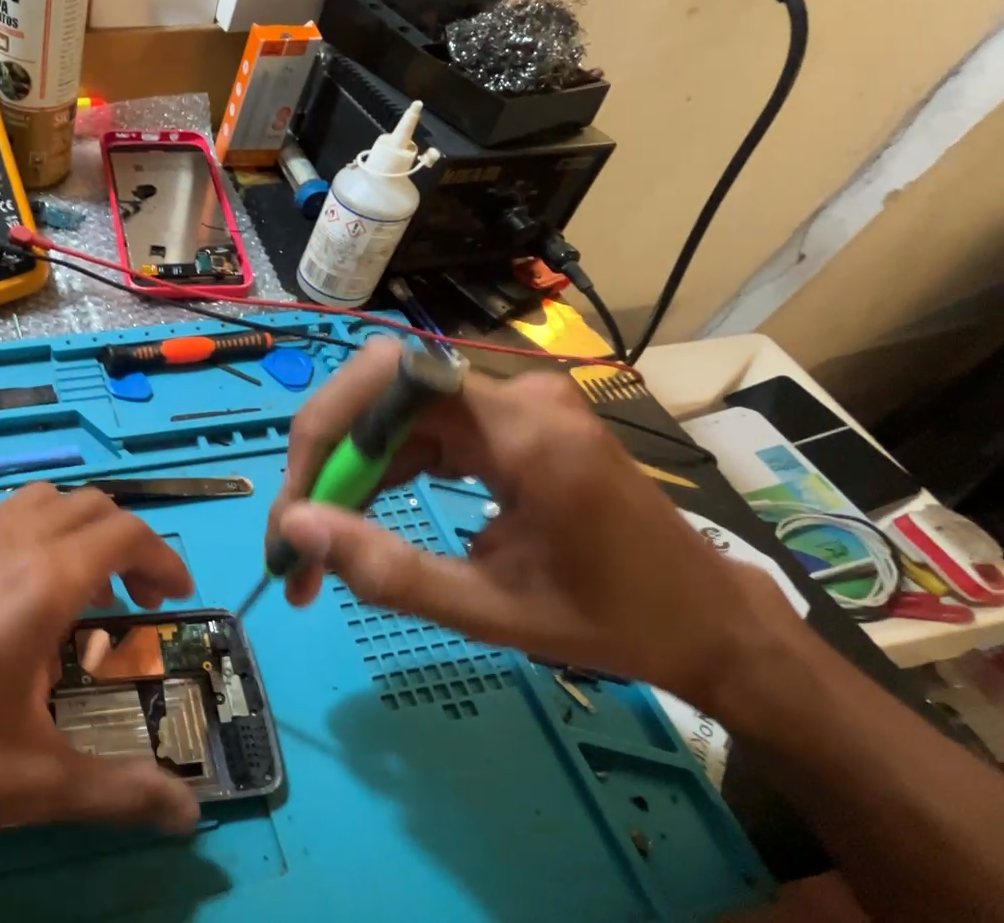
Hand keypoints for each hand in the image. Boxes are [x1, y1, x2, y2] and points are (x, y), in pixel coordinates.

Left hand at [0, 483, 200, 914]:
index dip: (162, 559)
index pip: (124, 533)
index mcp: (39, 582)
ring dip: (69, 538)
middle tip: (132, 607)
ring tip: (70, 606)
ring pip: (31, 506)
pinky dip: (22, 545)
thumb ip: (123, 791)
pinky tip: (3, 617)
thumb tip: (188, 816)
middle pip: (83, 506)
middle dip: (123, 544)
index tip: (175, 601)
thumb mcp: (35, 784)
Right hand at [265, 340, 800, 708]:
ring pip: (392, 411)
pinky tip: (364, 515)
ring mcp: (515, 404)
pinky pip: (420, 429)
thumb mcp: (489, 611)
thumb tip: (295, 527)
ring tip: (321, 539)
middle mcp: (517, 395)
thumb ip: (386, 569)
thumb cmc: (611, 621)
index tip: (298, 506)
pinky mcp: (509, 423)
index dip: (326, 430)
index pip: (391, 381)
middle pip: (382, 391)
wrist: (708, 622)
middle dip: (325, 456)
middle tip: (299, 530)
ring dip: (346, 469)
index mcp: (524, 431)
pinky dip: (381, 470)